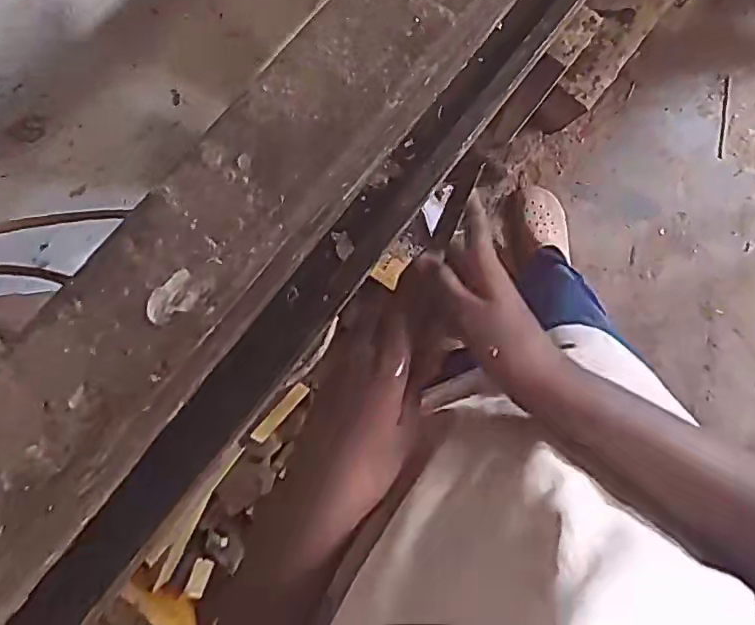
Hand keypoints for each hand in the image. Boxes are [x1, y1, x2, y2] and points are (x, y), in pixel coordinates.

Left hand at [288, 288, 439, 532]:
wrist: (319, 491)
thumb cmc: (373, 466)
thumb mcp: (410, 425)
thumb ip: (420, 379)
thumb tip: (435, 344)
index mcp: (387, 361)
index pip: (404, 309)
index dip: (418, 284)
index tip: (433, 264)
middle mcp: (360, 350)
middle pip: (381, 305)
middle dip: (402, 288)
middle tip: (424, 277)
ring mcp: (340, 360)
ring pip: (364, 317)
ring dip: (384, 304)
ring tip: (404, 302)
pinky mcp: (328, 373)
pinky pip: (352, 335)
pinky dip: (368, 325)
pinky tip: (377, 336)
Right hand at [419, 192, 566, 397]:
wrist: (540, 381)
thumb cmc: (506, 344)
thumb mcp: (468, 312)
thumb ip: (445, 284)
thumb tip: (423, 256)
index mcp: (488, 268)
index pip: (475, 227)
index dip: (467, 206)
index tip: (456, 184)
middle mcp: (490, 278)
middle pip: (462, 251)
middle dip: (439, 242)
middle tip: (408, 235)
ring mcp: (491, 300)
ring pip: (459, 276)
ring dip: (438, 272)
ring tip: (408, 270)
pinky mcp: (489, 321)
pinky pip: (460, 299)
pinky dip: (444, 298)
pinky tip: (426, 309)